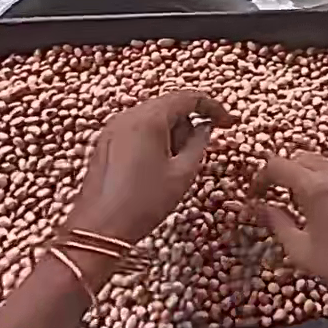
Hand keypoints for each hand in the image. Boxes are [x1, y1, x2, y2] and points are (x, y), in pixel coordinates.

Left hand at [68, 90, 234, 242]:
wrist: (99, 229)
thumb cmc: (143, 202)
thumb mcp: (182, 174)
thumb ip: (199, 143)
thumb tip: (205, 128)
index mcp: (148, 119)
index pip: (187, 98)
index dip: (212, 107)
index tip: (227, 121)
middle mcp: (128, 117)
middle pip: (168, 106)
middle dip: (188, 124)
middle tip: (195, 154)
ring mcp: (113, 129)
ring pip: (153, 119)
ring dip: (171, 134)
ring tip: (173, 167)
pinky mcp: (106, 143)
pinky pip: (137, 130)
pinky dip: (154, 140)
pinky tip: (156, 168)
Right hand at [252, 153, 327, 327]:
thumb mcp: (300, 250)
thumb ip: (278, 223)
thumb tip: (264, 208)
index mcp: (315, 188)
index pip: (279, 165)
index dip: (264, 174)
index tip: (258, 188)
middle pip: (301, 157)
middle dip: (285, 170)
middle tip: (276, 190)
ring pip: (323, 162)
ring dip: (308, 173)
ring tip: (302, 199)